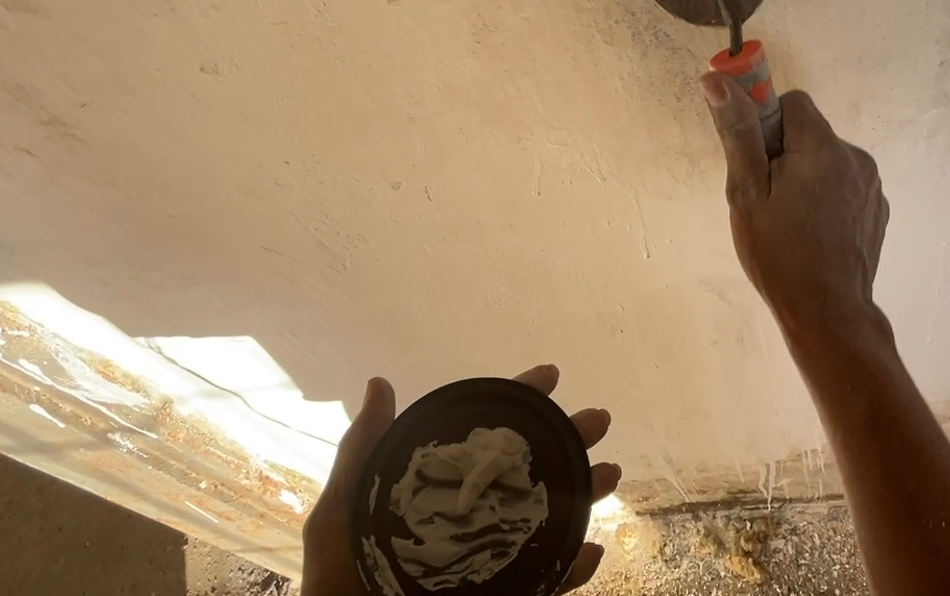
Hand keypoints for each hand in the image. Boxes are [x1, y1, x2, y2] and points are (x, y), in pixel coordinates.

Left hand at [300, 365, 621, 594]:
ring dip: (584, 492)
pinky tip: (591, 550)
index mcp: (441, 487)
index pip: (487, 433)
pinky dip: (574, 569)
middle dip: (569, 438)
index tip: (551, 374)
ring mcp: (493, 557)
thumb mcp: (340, 515)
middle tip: (598, 419)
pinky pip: (549, 582)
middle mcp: (474, 514)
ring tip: (610, 473)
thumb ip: (361, 452)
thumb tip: (379, 383)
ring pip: (550, 517)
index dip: (520, 399)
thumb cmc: (339, 584)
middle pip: (531, 468)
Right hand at [701, 73, 890, 341]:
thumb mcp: (747, 193)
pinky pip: (844, 182)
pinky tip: (814, 231)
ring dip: (806, 173)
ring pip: (826, 157)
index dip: (766, 123)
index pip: (792, 102)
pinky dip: (827, 194)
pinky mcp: (878, 207)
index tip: (755, 158)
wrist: (829, 314)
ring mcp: (872, 183)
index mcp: (822, 147)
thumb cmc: (779, 254)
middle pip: (809, 131)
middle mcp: (855, 156)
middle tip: (766, 196)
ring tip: (790, 218)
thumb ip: (738, 132)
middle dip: (784, 152)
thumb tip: (716, 80)